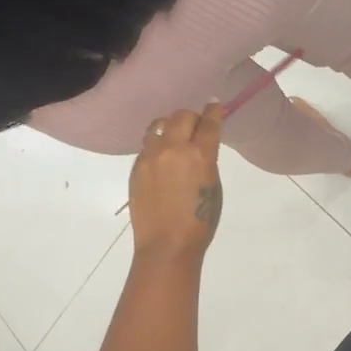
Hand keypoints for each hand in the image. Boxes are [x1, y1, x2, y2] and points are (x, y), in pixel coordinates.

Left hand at [128, 104, 224, 260]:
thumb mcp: (213, 187)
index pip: (208, 122)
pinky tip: (162, 159)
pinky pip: (147, 145)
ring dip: (170, 126)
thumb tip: (198, 147)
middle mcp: (173, 149)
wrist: (166, 245)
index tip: (214, 105)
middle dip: (192, 117)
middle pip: (181, 116)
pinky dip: (157, 145)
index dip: (213, 111)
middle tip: (196, 126)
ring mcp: (150, 157)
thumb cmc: (200, 222)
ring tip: (174, 137)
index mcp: (200, 155)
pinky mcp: (136, 167)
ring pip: (159, 125)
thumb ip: (206, 161)